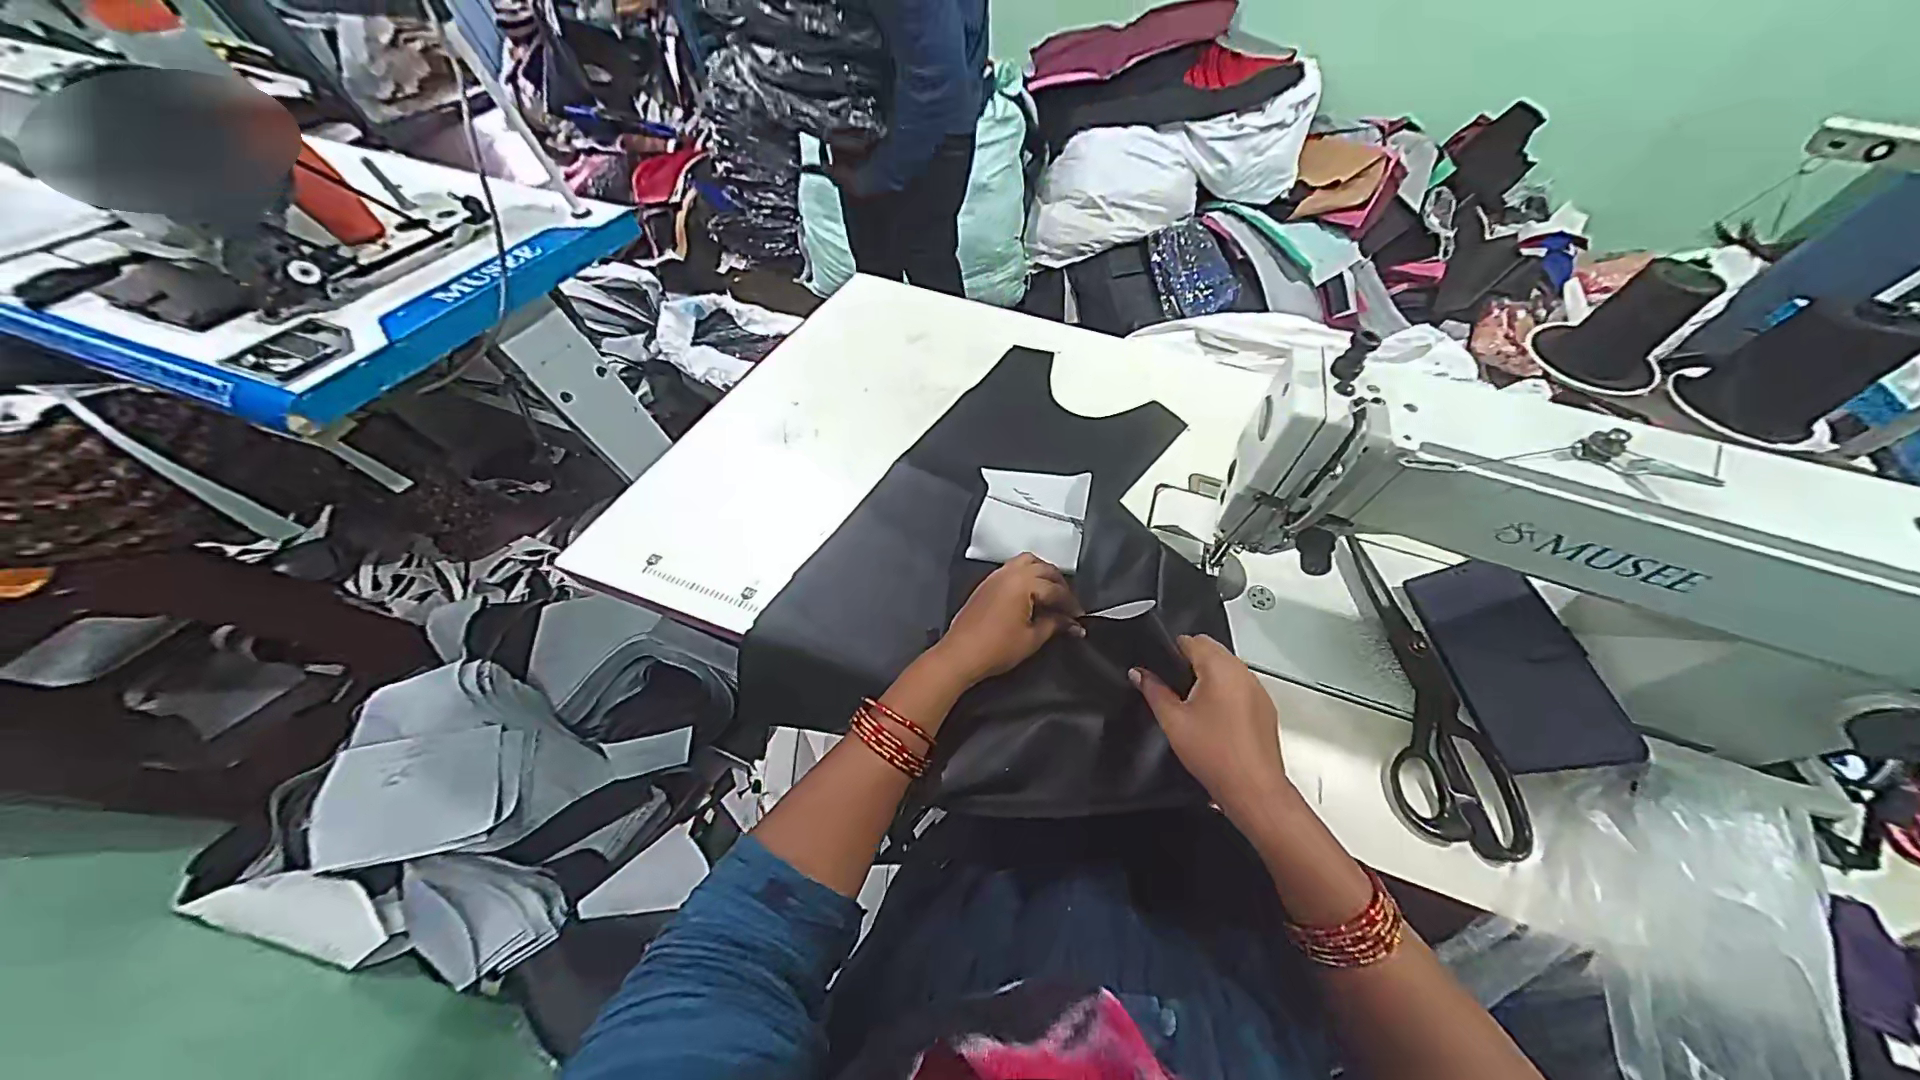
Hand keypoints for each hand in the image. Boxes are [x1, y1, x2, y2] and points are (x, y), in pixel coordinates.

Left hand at [932, 554, 1083, 684]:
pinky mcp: (987, 584)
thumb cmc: (997, 648)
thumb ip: (1055, 625)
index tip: (1079, 617)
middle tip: (1069, 605)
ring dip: (1043, 574)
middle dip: (1060, 585)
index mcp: (1023, 583)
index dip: (1071, 604)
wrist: (960, 655)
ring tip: (1052, 593)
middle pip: (1044, 569)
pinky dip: (1027, 574)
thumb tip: (1072, 624)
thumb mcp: (1032, 638)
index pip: (1056, 589)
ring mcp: (996, 576)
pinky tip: (1031, 592)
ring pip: (1028, 562)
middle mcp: (1010, 573)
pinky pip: (1013, 568)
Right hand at [1132, 634, 1291, 823]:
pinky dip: (1226, 692)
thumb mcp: (1172, 720)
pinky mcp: (1265, 708)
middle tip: (1173, 688)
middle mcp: (1244, 673)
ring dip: (1209, 677)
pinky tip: (1213, 718)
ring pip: (1228, 668)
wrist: (1253, 790)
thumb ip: (1153, 690)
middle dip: (1190, 663)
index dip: (1171, 651)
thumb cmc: (1216, 756)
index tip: (1160, 669)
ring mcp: (1258, 690)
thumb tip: (1139, 673)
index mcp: (1221, 668)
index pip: (1192, 640)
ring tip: (1191, 705)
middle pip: (1212, 651)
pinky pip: (1241, 687)